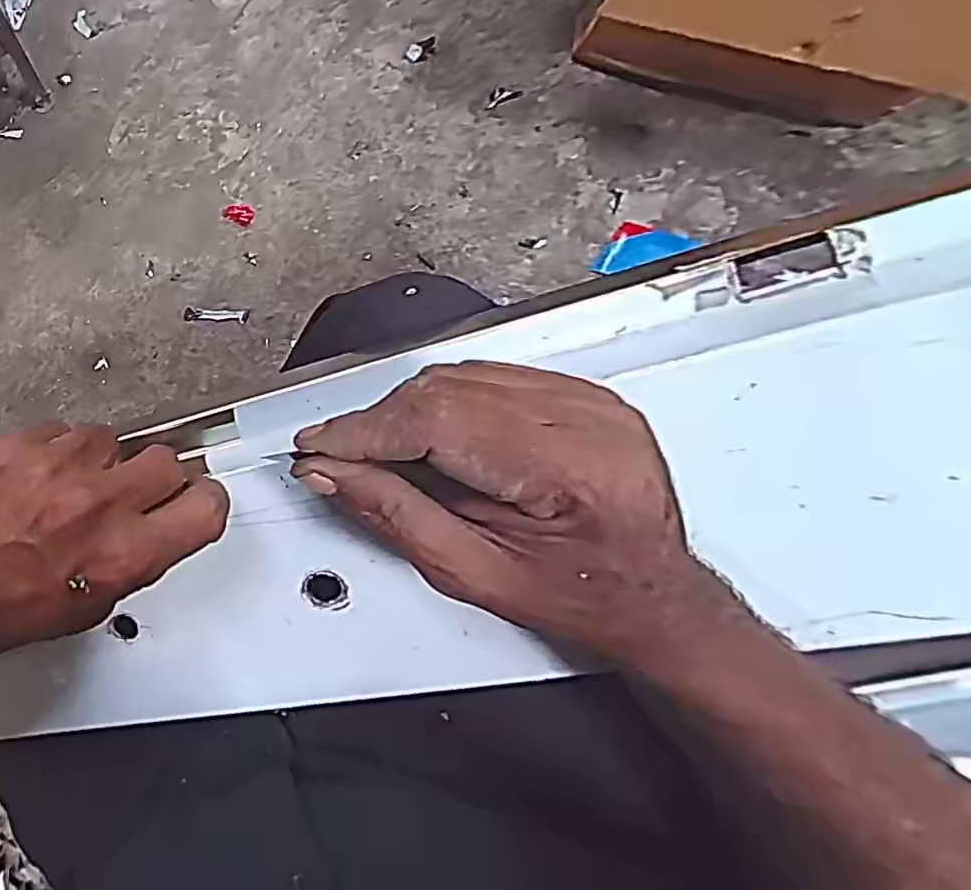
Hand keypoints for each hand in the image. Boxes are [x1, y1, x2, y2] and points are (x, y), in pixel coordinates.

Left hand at [0, 422, 228, 673]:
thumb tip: (163, 521)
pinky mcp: (21, 446)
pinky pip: (62, 431)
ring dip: (101, 461)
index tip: (197, 496)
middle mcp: (96, 505)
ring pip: (112, 438)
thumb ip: (140, 556)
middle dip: (154, 476)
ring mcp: (56, 469)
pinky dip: (57, 451)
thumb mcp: (97, 602)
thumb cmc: (12, 608)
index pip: (205, 506)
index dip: (206, 500)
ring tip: (70, 488)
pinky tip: (41, 478)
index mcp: (124, 553)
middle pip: (166, 459)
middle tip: (129, 491)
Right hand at [290, 361, 745, 667]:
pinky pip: (480, 374)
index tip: (318, 446)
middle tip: (336, 453)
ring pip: (453, 376)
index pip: (435, 422)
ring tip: (378, 450)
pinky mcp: (573, 392)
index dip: (362, 431)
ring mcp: (582, 399)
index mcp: (568, 469)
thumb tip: (333, 474)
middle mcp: (583, 420)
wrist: (653, 596)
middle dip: (375, 423)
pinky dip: (436, 400)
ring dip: (400, 410)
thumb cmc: (581, 597)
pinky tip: (423, 432)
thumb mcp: (472, 573)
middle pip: (440, 391)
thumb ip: (394, 514)